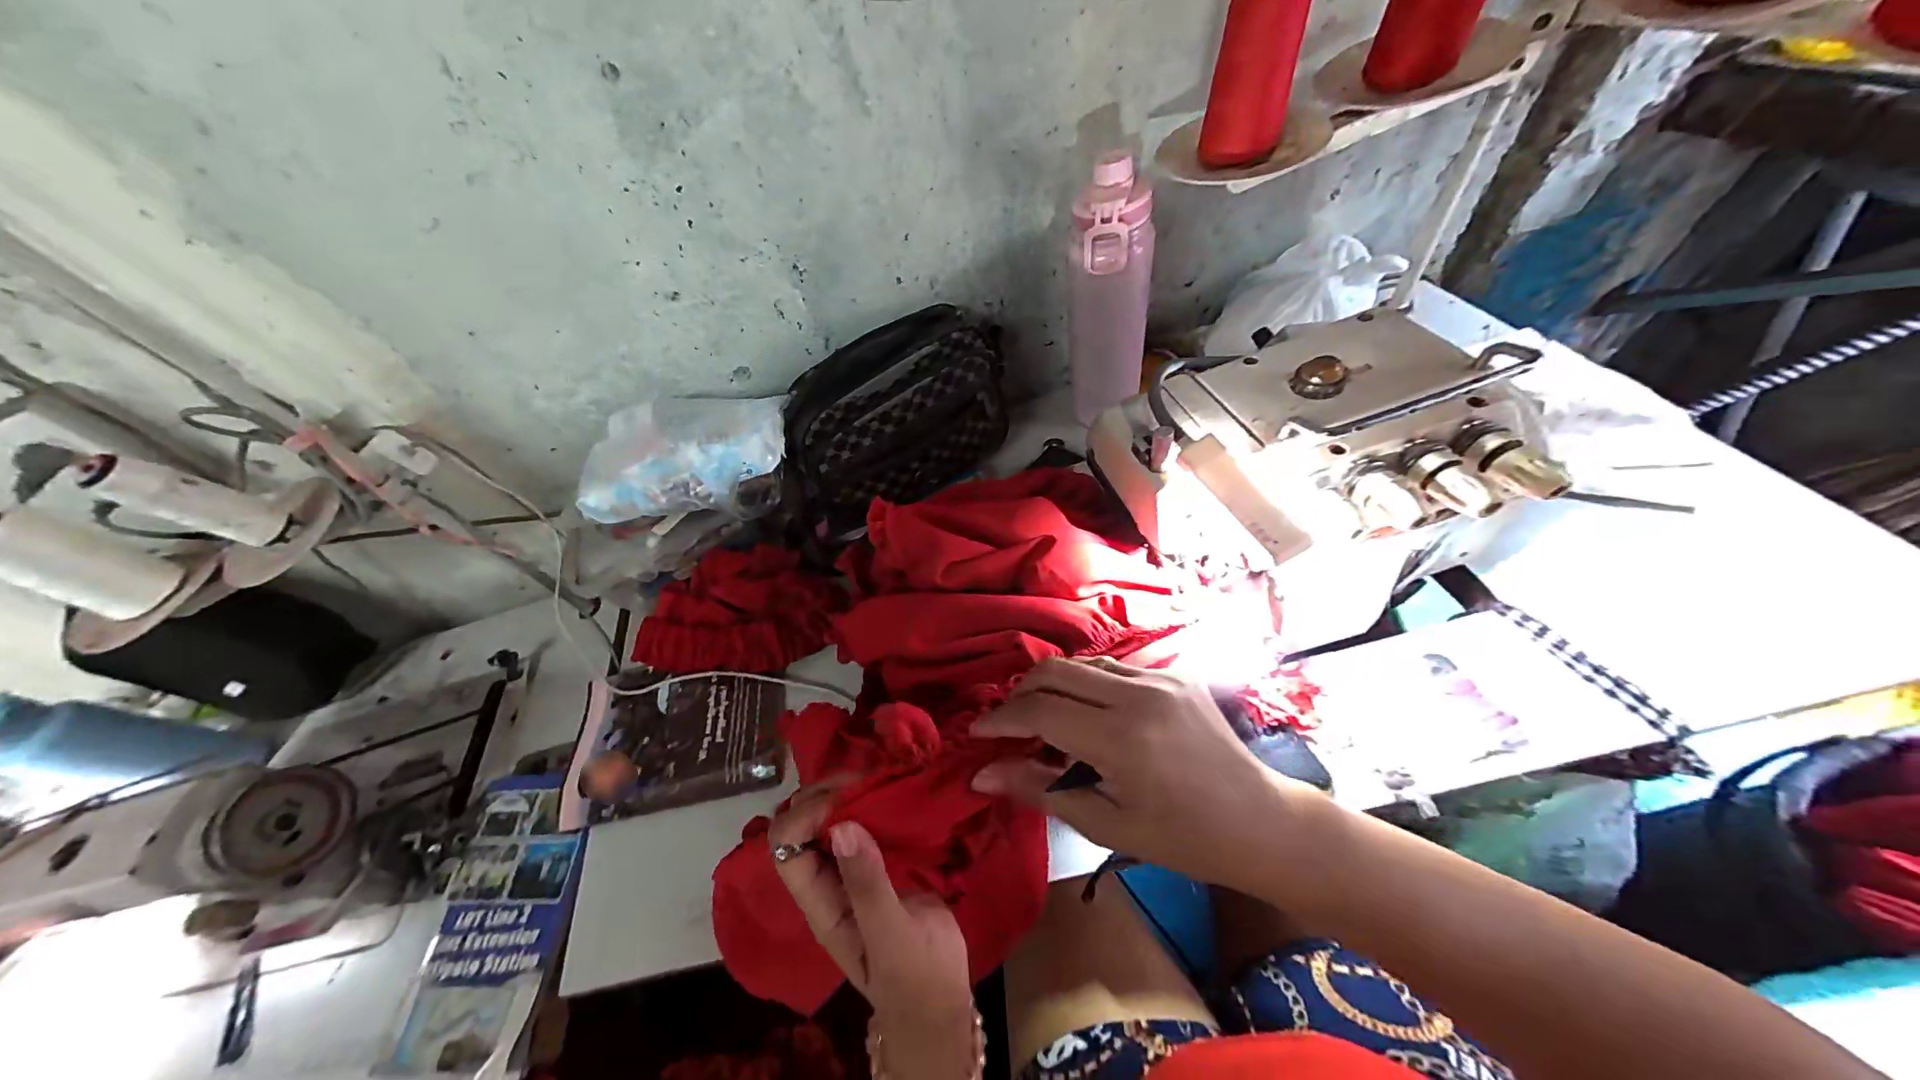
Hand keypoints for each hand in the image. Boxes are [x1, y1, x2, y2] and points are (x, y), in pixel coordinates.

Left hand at [769, 784, 978, 1077]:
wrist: (940, 998)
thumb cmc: (913, 976)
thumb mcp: (891, 936)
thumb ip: (867, 885)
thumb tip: (841, 826)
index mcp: (819, 901)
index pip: (786, 844)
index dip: (807, 814)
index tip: (847, 799)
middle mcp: (828, 878)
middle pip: (804, 822)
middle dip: (827, 793)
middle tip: (867, 778)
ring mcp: (853, 867)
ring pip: (832, 816)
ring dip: (848, 791)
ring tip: (880, 776)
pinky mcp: (881, 860)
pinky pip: (865, 820)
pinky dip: (874, 799)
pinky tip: (894, 787)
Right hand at [971, 658, 1326, 894]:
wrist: (1263, 821)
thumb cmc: (1184, 839)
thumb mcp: (1106, 824)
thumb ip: (1039, 790)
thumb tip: (982, 775)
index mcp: (1122, 738)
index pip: (1040, 711)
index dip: (1000, 720)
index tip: (976, 734)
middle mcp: (1139, 694)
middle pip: (1053, 671)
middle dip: (1019, 694)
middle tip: (1006, 726)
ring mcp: (1161, 678)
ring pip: (1082, 663)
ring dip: (1052, 686)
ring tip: (1042, 722)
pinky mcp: (1176, 674)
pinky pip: (1114, 669)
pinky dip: (1087, 686)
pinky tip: (1088, 716)